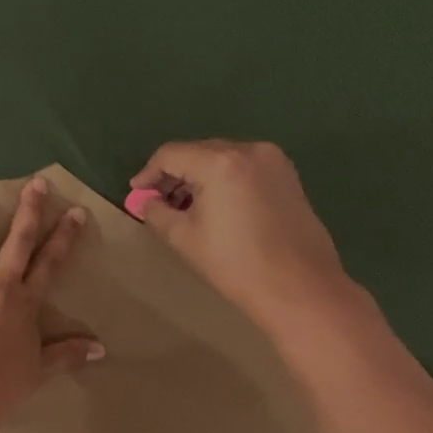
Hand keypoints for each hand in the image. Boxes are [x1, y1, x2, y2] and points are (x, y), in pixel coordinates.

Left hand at [0, 177, 102, 424]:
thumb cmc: (4, 382)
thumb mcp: (41, 367)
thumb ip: (68, 353)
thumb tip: (100, 349)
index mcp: (27, 299)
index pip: (51, 261)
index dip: (65, 236)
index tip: (75, 211)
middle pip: (18, 239)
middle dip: (29, 209)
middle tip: (36, 183)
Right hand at [128, 140, 356, 329]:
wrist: (295, 282)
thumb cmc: (232, 260)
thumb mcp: (181, 236)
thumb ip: (156, 211)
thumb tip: (147, 201)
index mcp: (220, 164)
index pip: (171, 154)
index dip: (147, 173)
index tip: (136, 193)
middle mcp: (249, 151)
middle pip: (198, 151)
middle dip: (173, 173)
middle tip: (157, 201)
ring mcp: (273, 160)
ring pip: (220, 158)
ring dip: (196, 176)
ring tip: (183, 206)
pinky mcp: (286, 174)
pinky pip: (242, 166)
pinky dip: (220, 179)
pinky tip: (213, 205)